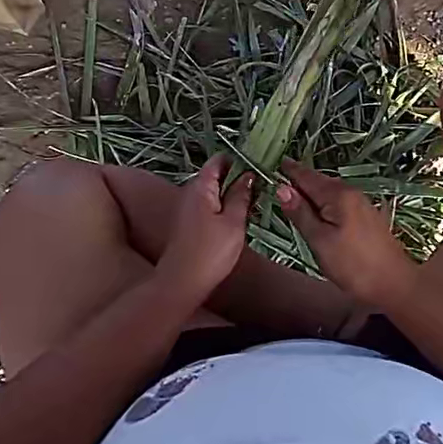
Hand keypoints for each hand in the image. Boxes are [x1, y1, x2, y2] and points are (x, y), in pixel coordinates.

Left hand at [154, 155, 251, 300]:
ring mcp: (187, 208)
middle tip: (261, 187)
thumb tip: (248, 175)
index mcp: (200, 187)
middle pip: (216, 175)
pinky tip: (237, 220)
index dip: (239, 159)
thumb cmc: (210, 253)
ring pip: (214, 192)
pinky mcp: (188, 224)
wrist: (181, 283)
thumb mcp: (233, 223)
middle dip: (238, 178)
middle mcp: (190, 192)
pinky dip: (223, 208)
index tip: (258, 165)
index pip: (219, 160)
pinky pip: (208, 206)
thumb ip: (241, 196)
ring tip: (254, 203)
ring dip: (232, 195)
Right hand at [277, 162, 418, 307]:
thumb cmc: (354, 265)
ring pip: (330, 191)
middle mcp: (351, 193)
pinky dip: (324, 200)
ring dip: (312, 190)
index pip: (307, 177)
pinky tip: (319, 210)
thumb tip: (281, 188)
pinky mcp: (367, 217)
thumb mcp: (320, 241)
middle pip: (320, 181)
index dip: (291, 170)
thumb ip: (300, 213)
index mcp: (338, 195)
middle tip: (280, 177)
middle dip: (301, 178)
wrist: (396, 286)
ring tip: (294, 193)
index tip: (277, 162)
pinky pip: (339, 200)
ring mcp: (362, 204)